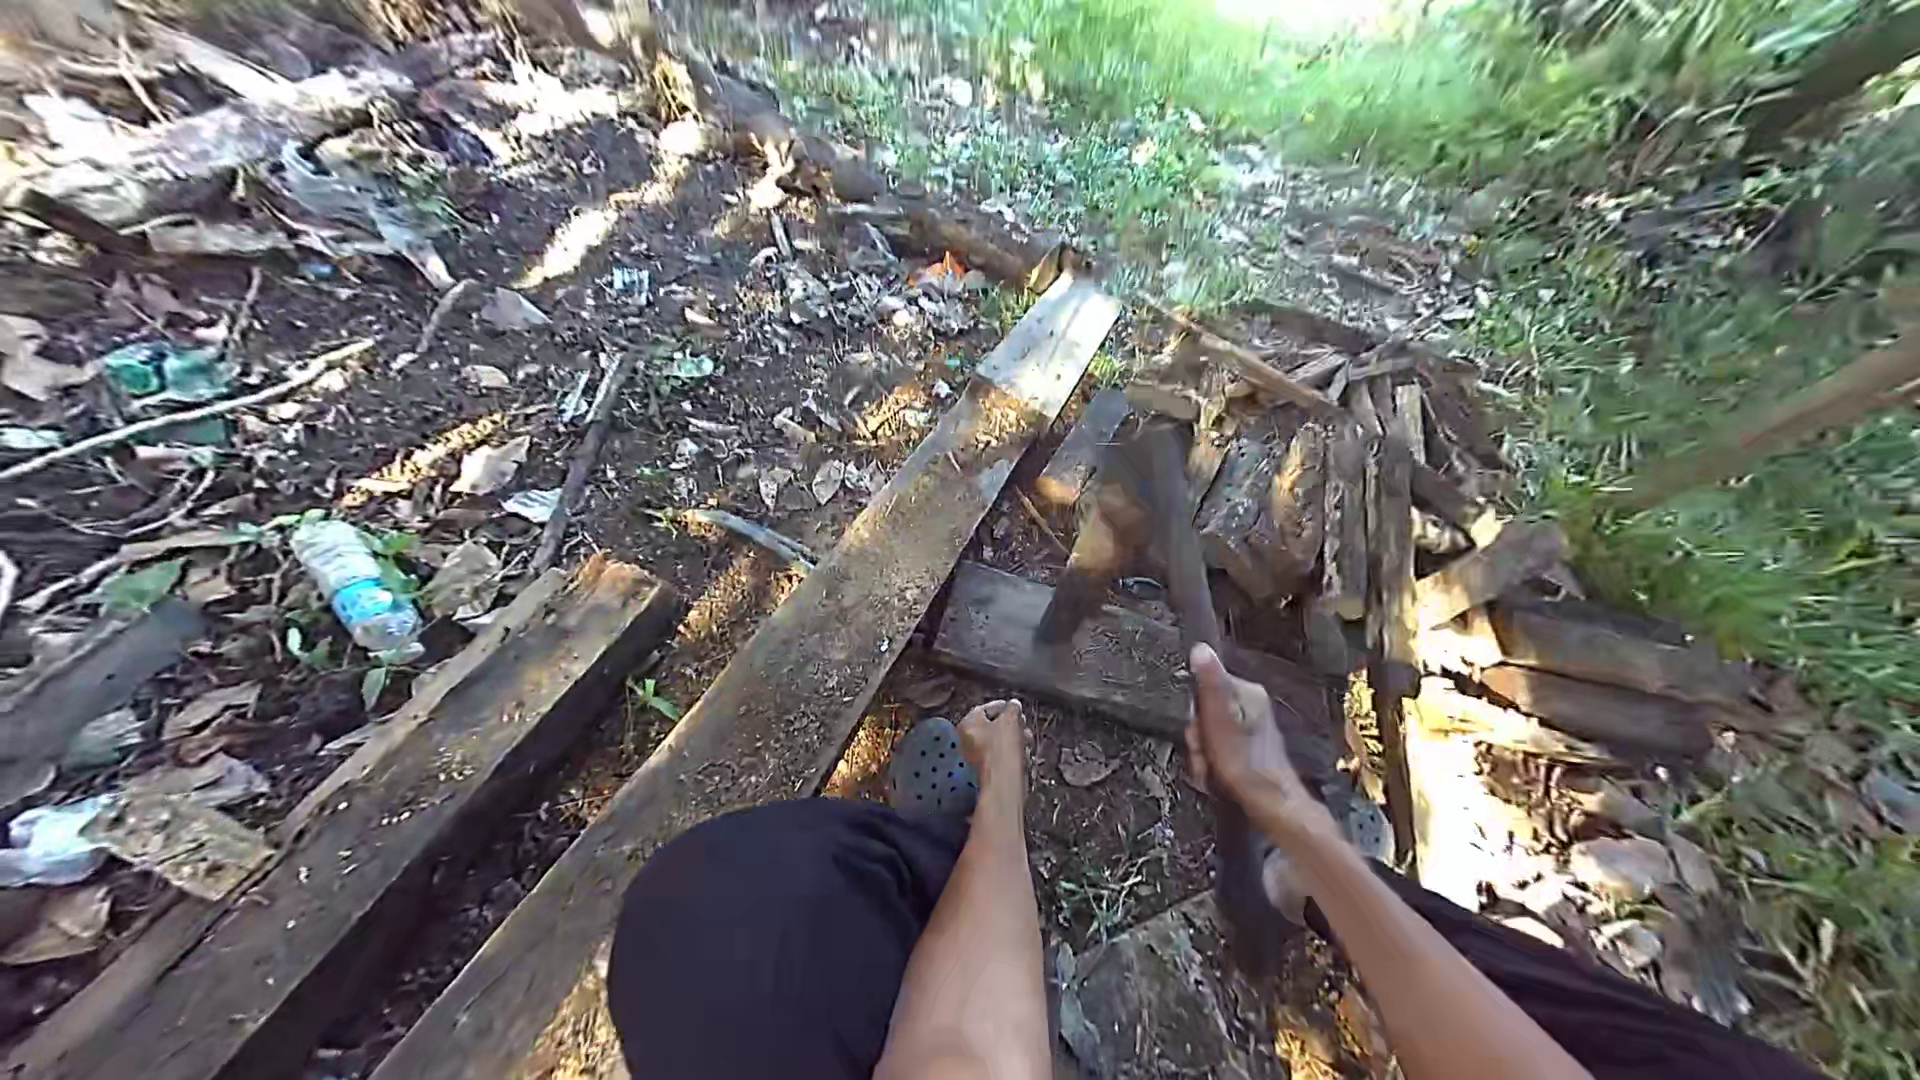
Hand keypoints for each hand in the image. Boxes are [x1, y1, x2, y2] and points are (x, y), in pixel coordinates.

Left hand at [958, 699, 1027, 798]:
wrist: (1002, 782)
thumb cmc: (1003, 746)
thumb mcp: (1010, 720)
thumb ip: (1012, 709)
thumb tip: (1014, 705)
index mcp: (967, 724)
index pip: (985, 708)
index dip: (1004, 707)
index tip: (1017, 709)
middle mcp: (965, 739)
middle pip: (991, 725)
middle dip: (1011, 724)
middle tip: (1024, 725)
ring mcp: (973, 756)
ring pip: (996, 741)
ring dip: (1013, 738)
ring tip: (1027, 740)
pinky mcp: (984, 770)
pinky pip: (997, 755)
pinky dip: (1009, 751)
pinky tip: (1023, 753)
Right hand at [1184, 644, 1335, 844]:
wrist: (1274, 811)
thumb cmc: (1245, 765)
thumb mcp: (1218, 721)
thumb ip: (1209, 685)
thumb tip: (1201, 647)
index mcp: (1248, 693)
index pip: (1203, 687)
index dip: (1194, 713)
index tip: (1199, 734)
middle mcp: (1251, 706)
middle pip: (1204, 713)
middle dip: (1198, 739)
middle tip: (1205, 756)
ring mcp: (1251, 729)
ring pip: (1208, 734)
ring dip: (1203, 755)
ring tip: (1211, 772)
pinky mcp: (1248, 750)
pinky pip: (1218, 750)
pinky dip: (1213, 765)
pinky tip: (1217, 779)